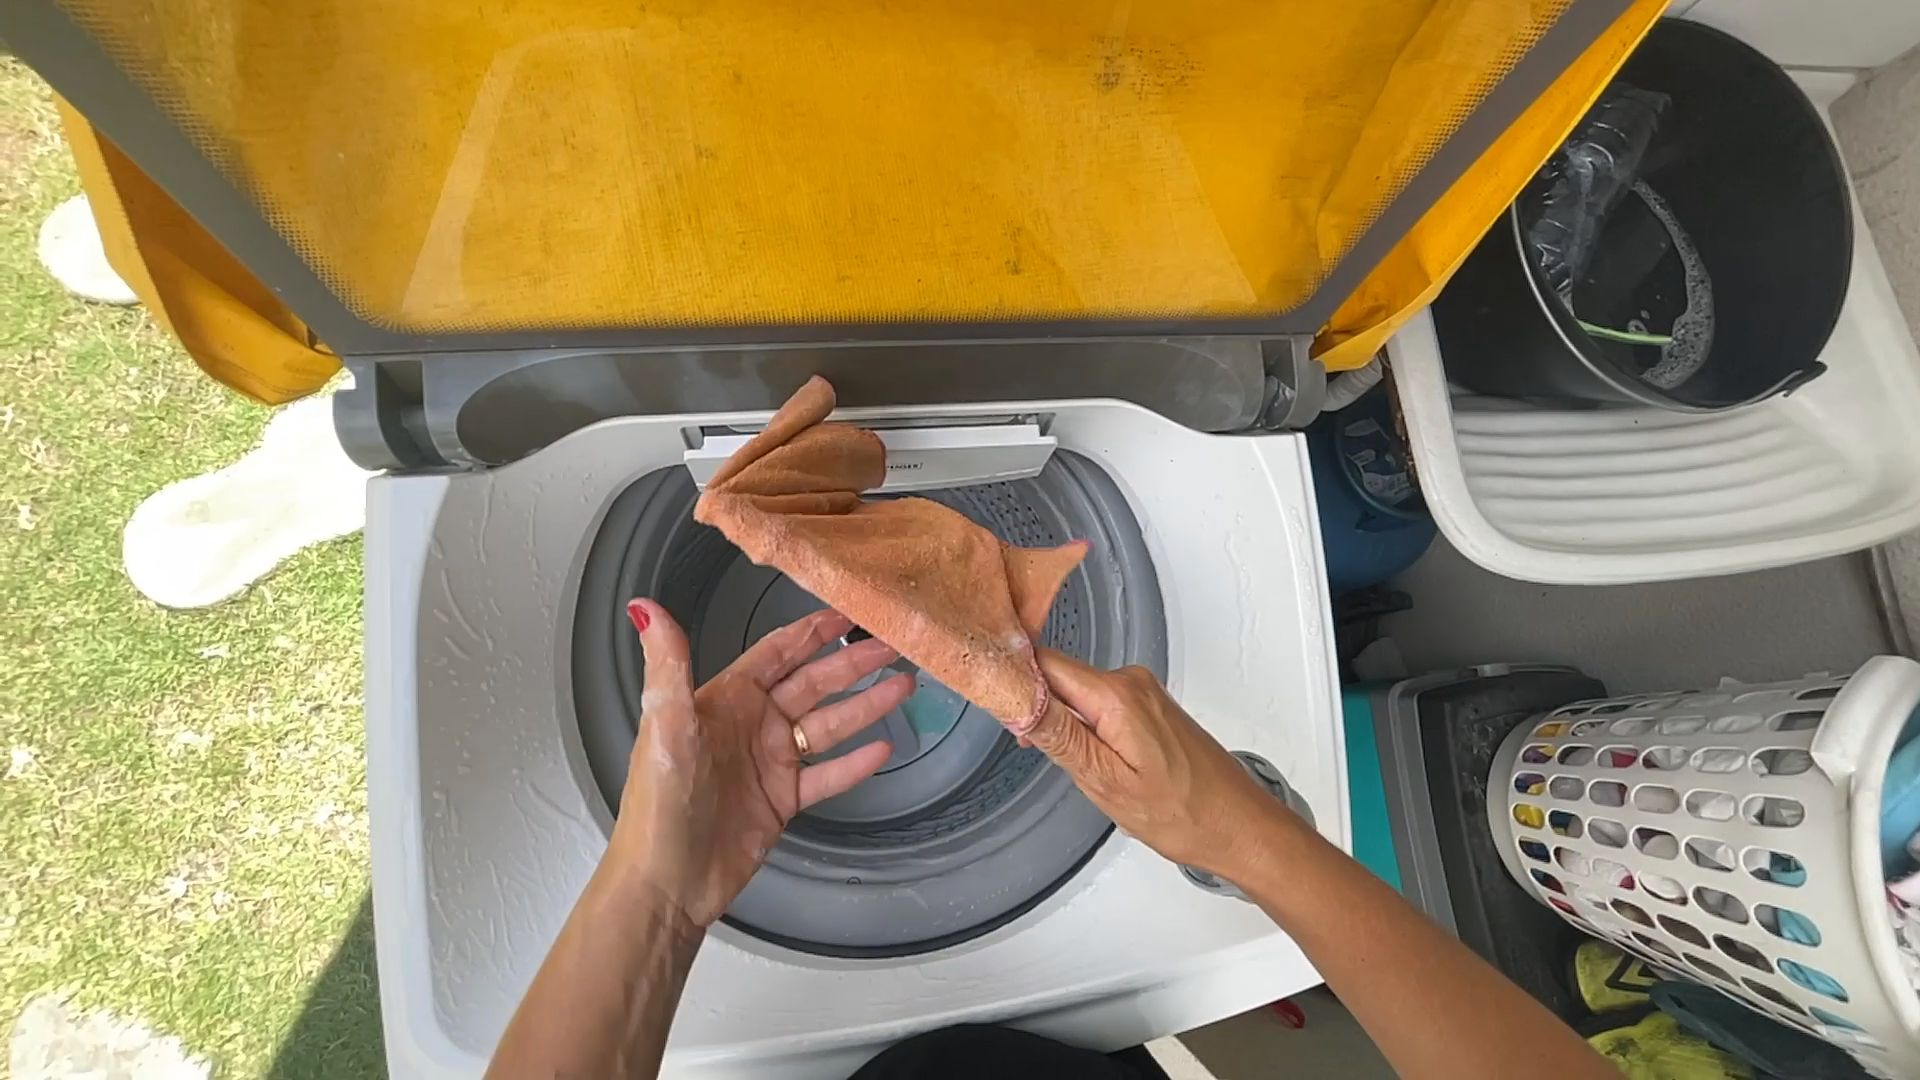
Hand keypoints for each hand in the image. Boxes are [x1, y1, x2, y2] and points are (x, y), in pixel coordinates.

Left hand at [611, 598, 911, 932]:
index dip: (813, 631)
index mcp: (728, 699)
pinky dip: (856, 763)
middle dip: (853, 663)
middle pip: (814, 683)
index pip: (779, 652)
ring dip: (866, 706)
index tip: (848, 612)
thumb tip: (645, 607)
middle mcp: (754, 723)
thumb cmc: (659, 804)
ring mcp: (772, 762)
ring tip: (903, 688)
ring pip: (829, 725)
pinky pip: (828, 775)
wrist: (666, 885)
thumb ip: (668, 664)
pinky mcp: (784, 799)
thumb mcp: (664, 726)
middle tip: (892, 646)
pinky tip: (883, 749)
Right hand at [1024, 649, 1295, 880]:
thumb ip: (1059, 736)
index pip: (1044, 662)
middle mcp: (1129, 680)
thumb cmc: (1183, 813)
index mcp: (1116, 695)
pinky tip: (1094, 758)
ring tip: (1075, 764)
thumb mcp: (1107, 782)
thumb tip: (1016, 699)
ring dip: (1062, 720)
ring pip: (1076, 691)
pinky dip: (1084, 724)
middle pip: (1058, 674)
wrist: (1241, 825)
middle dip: (1037, 706)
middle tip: (1030, 748)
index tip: (991, 699)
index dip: (1013, 677)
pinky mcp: (1147, 704)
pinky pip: (1097, 701)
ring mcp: (1141, 690)